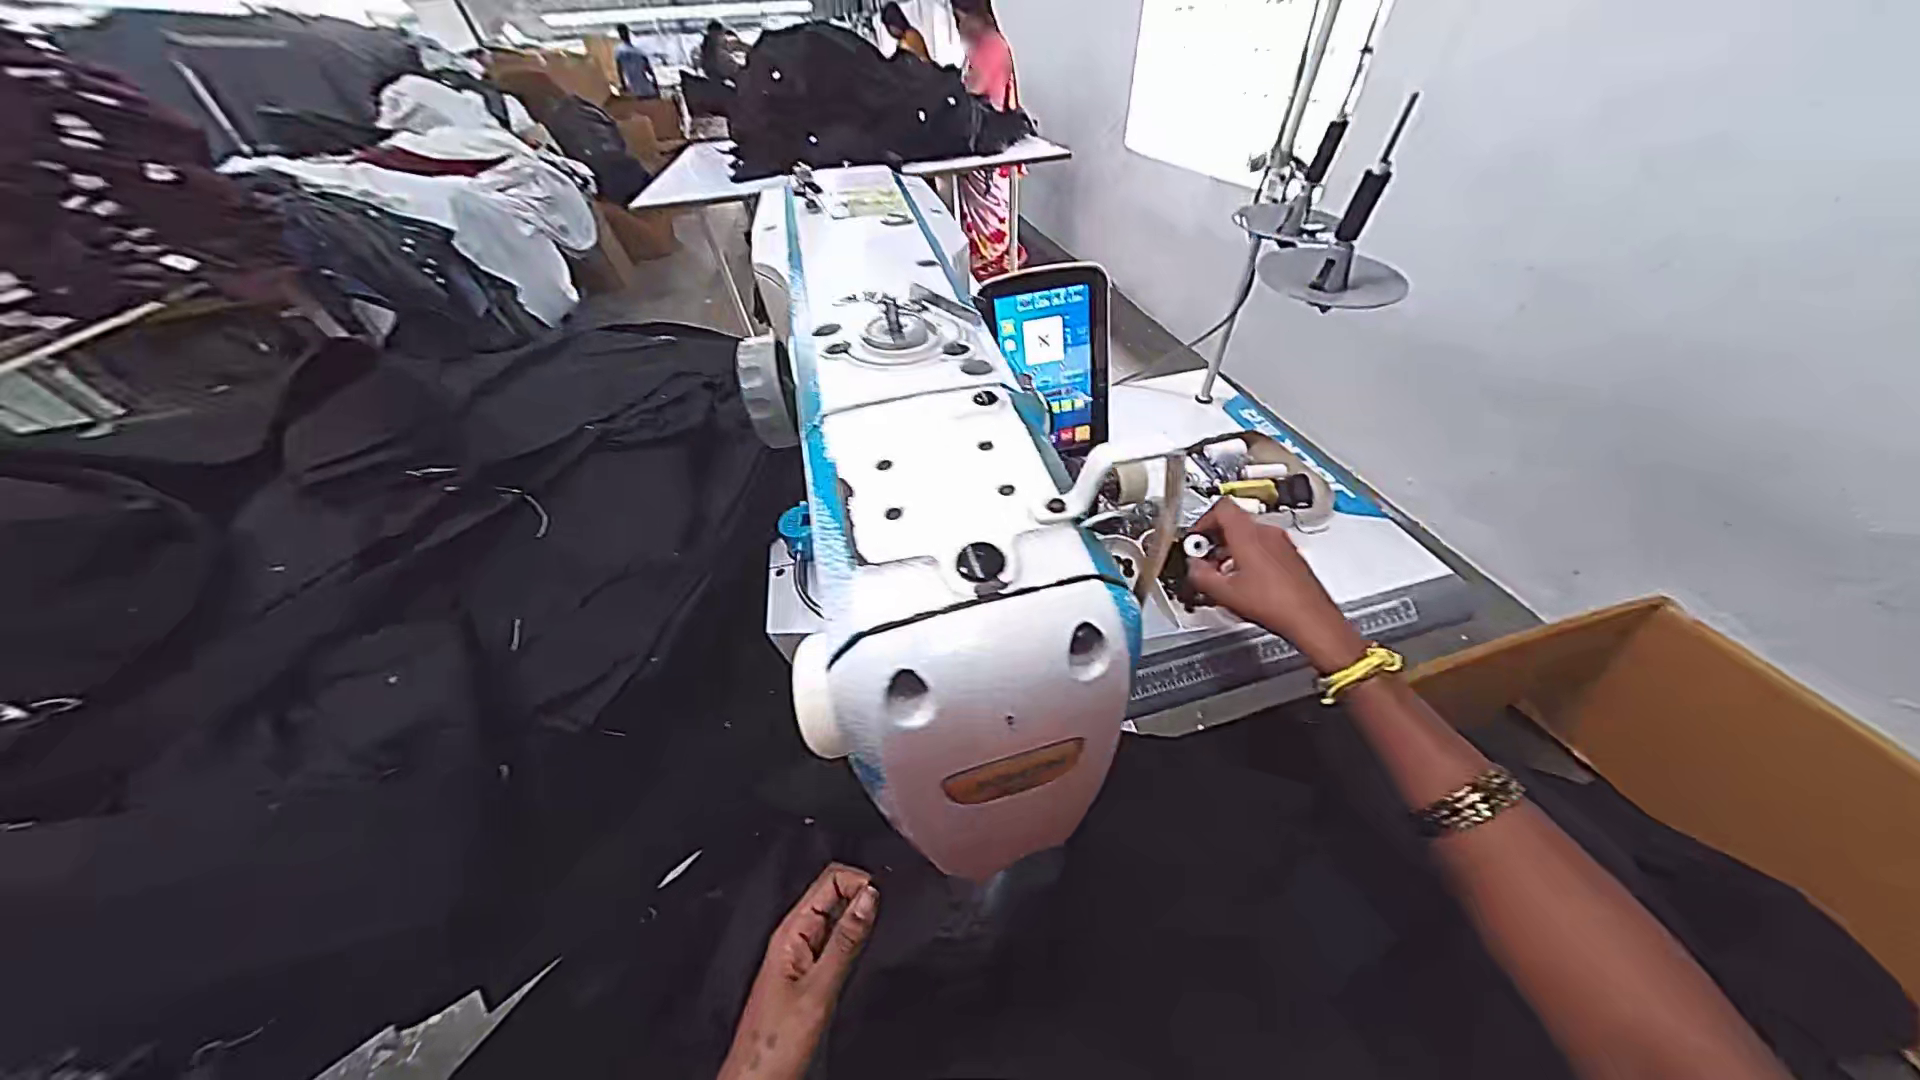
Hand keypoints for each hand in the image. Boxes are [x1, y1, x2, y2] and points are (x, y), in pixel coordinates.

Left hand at [717, 863, 878, 1079]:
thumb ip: (847, 940)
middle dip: (861, 898)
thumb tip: (870, 896)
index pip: (830, 878)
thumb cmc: (773, 1046)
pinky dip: (853, 941)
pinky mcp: (808, 974)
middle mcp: (795, 936)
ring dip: (858, 920)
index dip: (858, 881)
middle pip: (834, 893)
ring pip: (837, 918)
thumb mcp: (818, 989)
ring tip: (872, 939)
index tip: (881, 898)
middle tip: (881, 918)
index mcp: (791, 930)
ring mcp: (801, 954)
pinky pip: (835, 942)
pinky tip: (861, 957)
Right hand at [1186, 497, 1366, 672]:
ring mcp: (1281, 543)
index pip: (1221, 508)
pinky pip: (1263, 547)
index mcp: (1248, 534)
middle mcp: (1267, 533)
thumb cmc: (1275, 603)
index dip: (1203, 521)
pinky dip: (1247, 557)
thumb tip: (1193, 567)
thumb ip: (1199, 574)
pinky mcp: (1289, 556)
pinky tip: (1242, 581)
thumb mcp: (1223, 591)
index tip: (1196, 539)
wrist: (1310, 618)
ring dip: (1230, 550)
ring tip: (1222, 573)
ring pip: (1248, 535)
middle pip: (1234, 522)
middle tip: (1205, 558)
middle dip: (1215, 540)